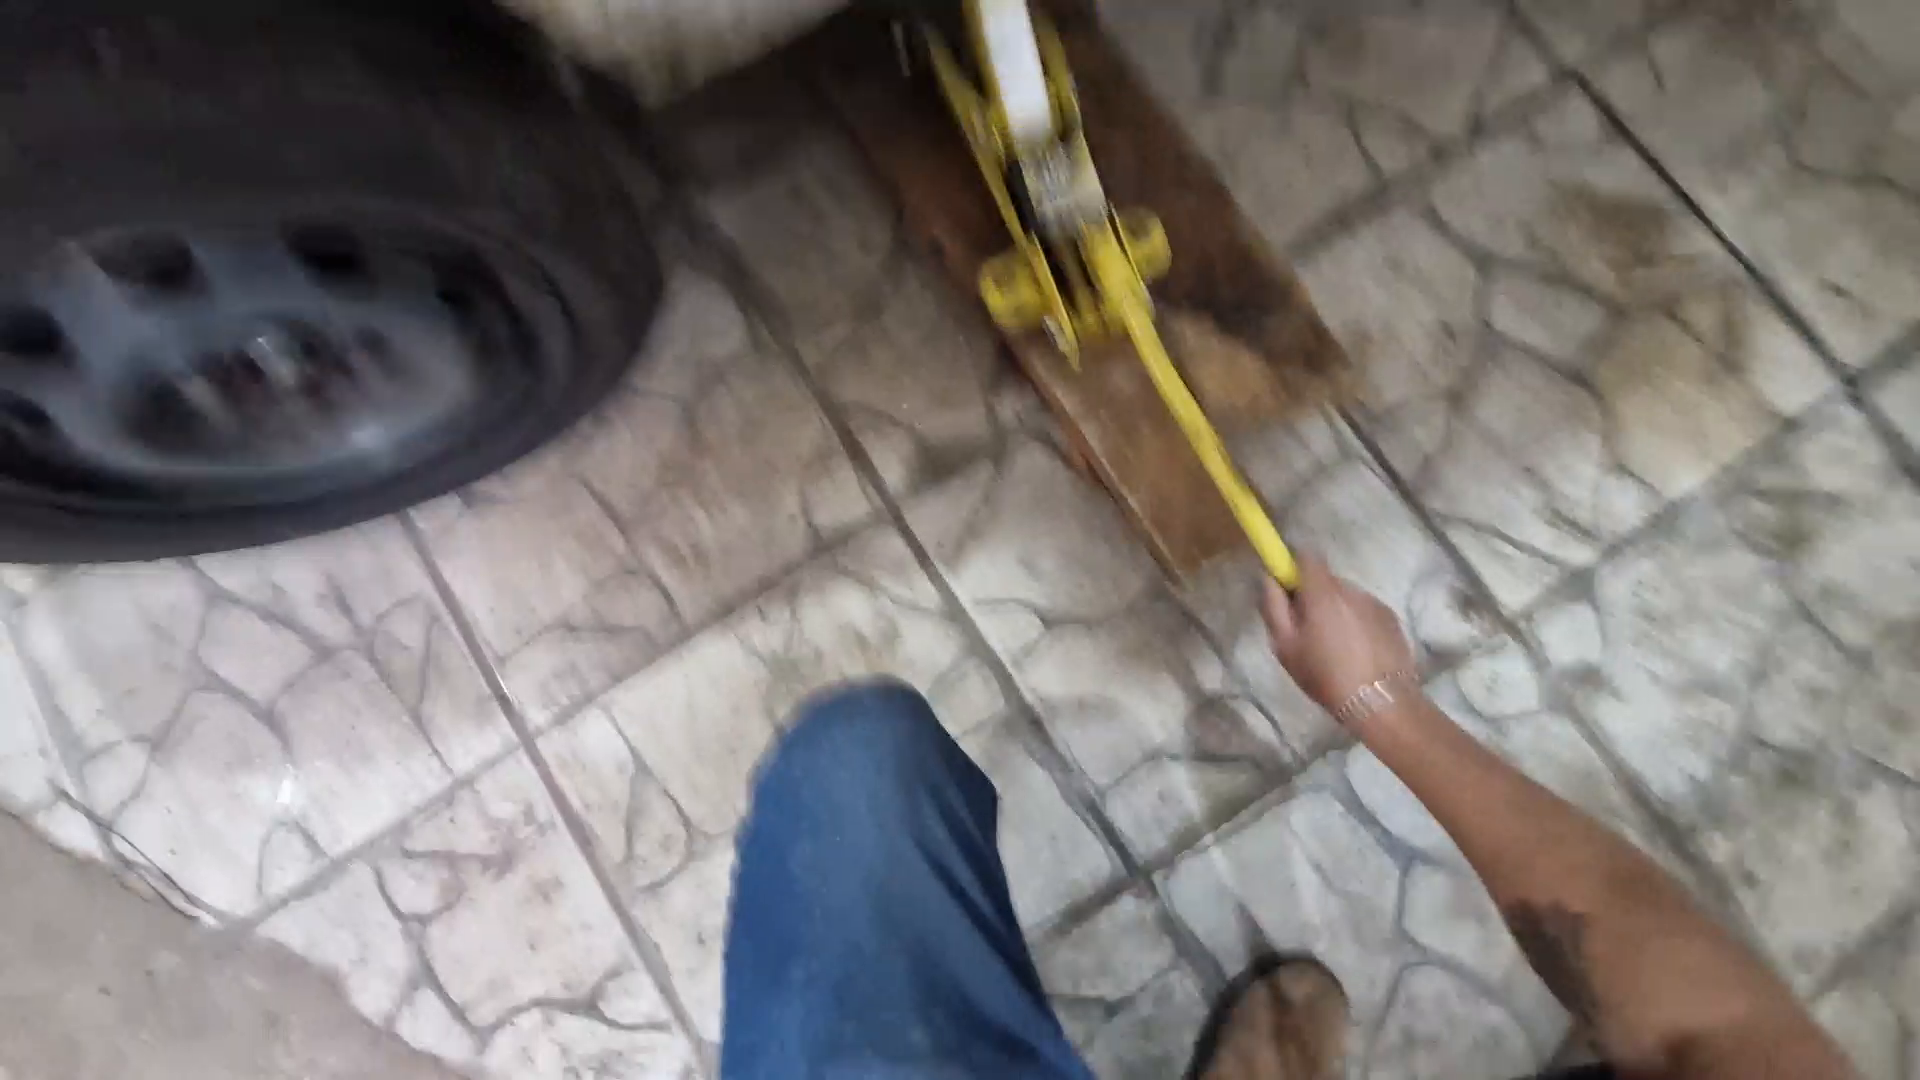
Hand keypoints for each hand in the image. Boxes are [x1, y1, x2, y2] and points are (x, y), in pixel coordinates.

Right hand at [1261, 555, 1415, 715]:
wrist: (1382, 703)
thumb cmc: (1324, 675)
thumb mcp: (1285, 646)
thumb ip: (1273, 606)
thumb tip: (1269, 578)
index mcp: (1322, 593)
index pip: (1306, 556)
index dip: (1293, 566)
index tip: (1285, 588)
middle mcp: (1350, 589)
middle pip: (1325, 578)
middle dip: (1313, 595)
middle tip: (1306, 627)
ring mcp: (1375, 602)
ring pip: (1345, 595)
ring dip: (1335, 609)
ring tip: (1334, 643)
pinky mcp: (1392, 618)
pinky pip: (1364, 609)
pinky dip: (1355, 621)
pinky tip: (1355, 649)